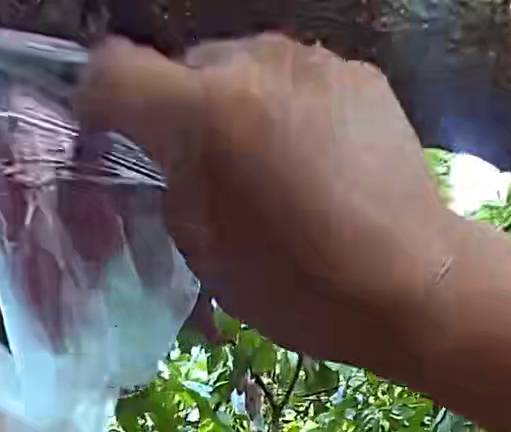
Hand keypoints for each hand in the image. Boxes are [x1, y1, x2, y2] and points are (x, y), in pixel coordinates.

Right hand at [77, 35, 461, 368]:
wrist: (412, 286)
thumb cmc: (306, 292)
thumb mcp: (214, 264)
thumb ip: (175, 196)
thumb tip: (170, 163)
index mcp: (207, 115)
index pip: (114, 73)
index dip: (98, 105)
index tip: (110, 138)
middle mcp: (256, 62)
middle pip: (186, 71)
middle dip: (183, 119)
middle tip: (211, 181)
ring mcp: (314, 60)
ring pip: (245, 73)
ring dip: (238, 115)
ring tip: (271, 177)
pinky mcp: (359, 74)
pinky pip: (298, 83)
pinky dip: (289, 115)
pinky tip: (318, 168)